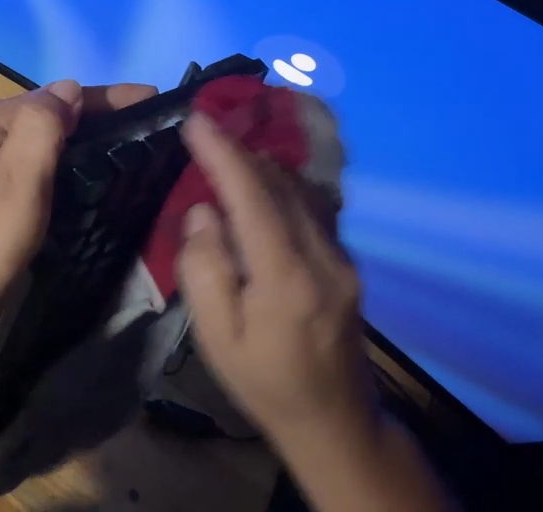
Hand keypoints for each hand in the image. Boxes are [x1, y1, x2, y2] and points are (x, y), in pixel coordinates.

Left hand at [0, 79, 157, 337]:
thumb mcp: (19, 175)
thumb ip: (42, 126)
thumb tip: (70, 88)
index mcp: (0, 118)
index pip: (65, 94)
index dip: (111, 97)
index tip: (158, 103)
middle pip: (62, 110)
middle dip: (107, 114)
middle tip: (158, 128)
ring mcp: (0, 154)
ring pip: (58, 134)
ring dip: (94, 136)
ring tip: (141, 146)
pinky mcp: (6, 181)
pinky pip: (50, 157)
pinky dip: (78, 159)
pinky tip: (102, 172)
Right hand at [174, 113, 374, 454]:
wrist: (335, 422)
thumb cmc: (262, 381)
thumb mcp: (216, 336)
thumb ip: (205, 268)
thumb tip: (204, 210)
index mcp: (286, 279)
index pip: (252, 197)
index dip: (223, 154)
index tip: (195, 120)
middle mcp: (322, 259)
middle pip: (278, 185)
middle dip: (238, 149)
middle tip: (201, 124)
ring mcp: (342, 259)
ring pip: (300, 191)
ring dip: (260, 162)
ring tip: (224, 144)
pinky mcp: (346, 263)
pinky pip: (313, 206)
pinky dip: (281, 182)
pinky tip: (260, 176)